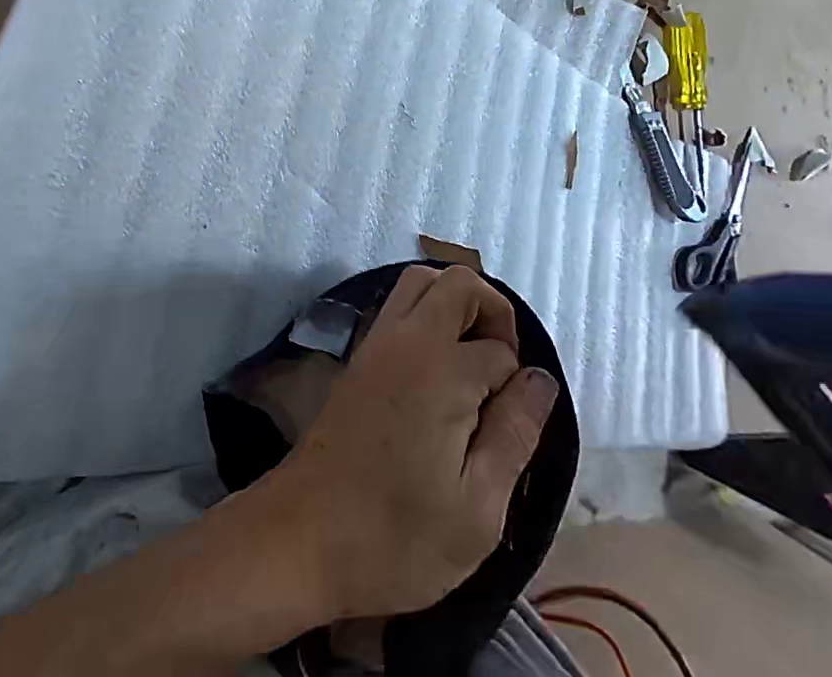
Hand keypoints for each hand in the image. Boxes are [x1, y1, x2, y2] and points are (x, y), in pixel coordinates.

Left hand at [260, 265, 560, 620]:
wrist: (292, 547)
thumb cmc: (392, 539)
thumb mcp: (477, 509)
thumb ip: (515, 434)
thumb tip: (540, 379)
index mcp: (443, 372)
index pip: (501, 350)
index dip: (514, 386)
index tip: (504, 432)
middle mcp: (408, 342)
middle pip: (460, 283)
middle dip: (494, 313)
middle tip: (498, 374)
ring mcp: (376, 346)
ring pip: (421, 283)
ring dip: (456, 306)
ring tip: (469, 364)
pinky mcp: (355, 362)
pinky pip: (398, 310)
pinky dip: (426, 318)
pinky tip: (434, 375)